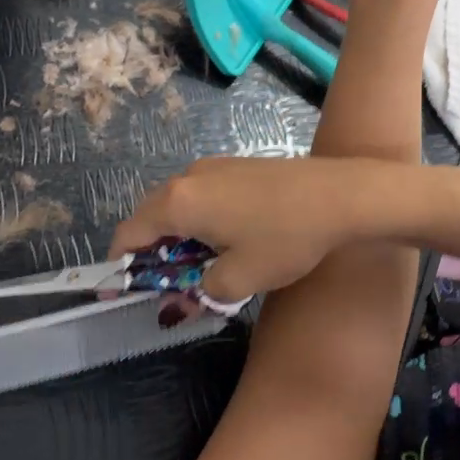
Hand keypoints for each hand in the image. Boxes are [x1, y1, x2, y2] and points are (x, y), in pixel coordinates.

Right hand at [109, 157, 389, 302]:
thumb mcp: (238, 279)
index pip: (128, 233)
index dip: (121, 266)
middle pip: (150, 215)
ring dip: (177, 237)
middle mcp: (187, 176)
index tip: (124, 292)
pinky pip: (200, 194)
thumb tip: (184, 296)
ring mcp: (212, 165)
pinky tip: (225, 241)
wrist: (337, 195)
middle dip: (151, 253)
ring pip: (177, 204)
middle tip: (167, 287)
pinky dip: (198, 220)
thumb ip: (199, 292)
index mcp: (178, 202)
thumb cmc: (283, 238)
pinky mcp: (234, 164)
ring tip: (200, 269)